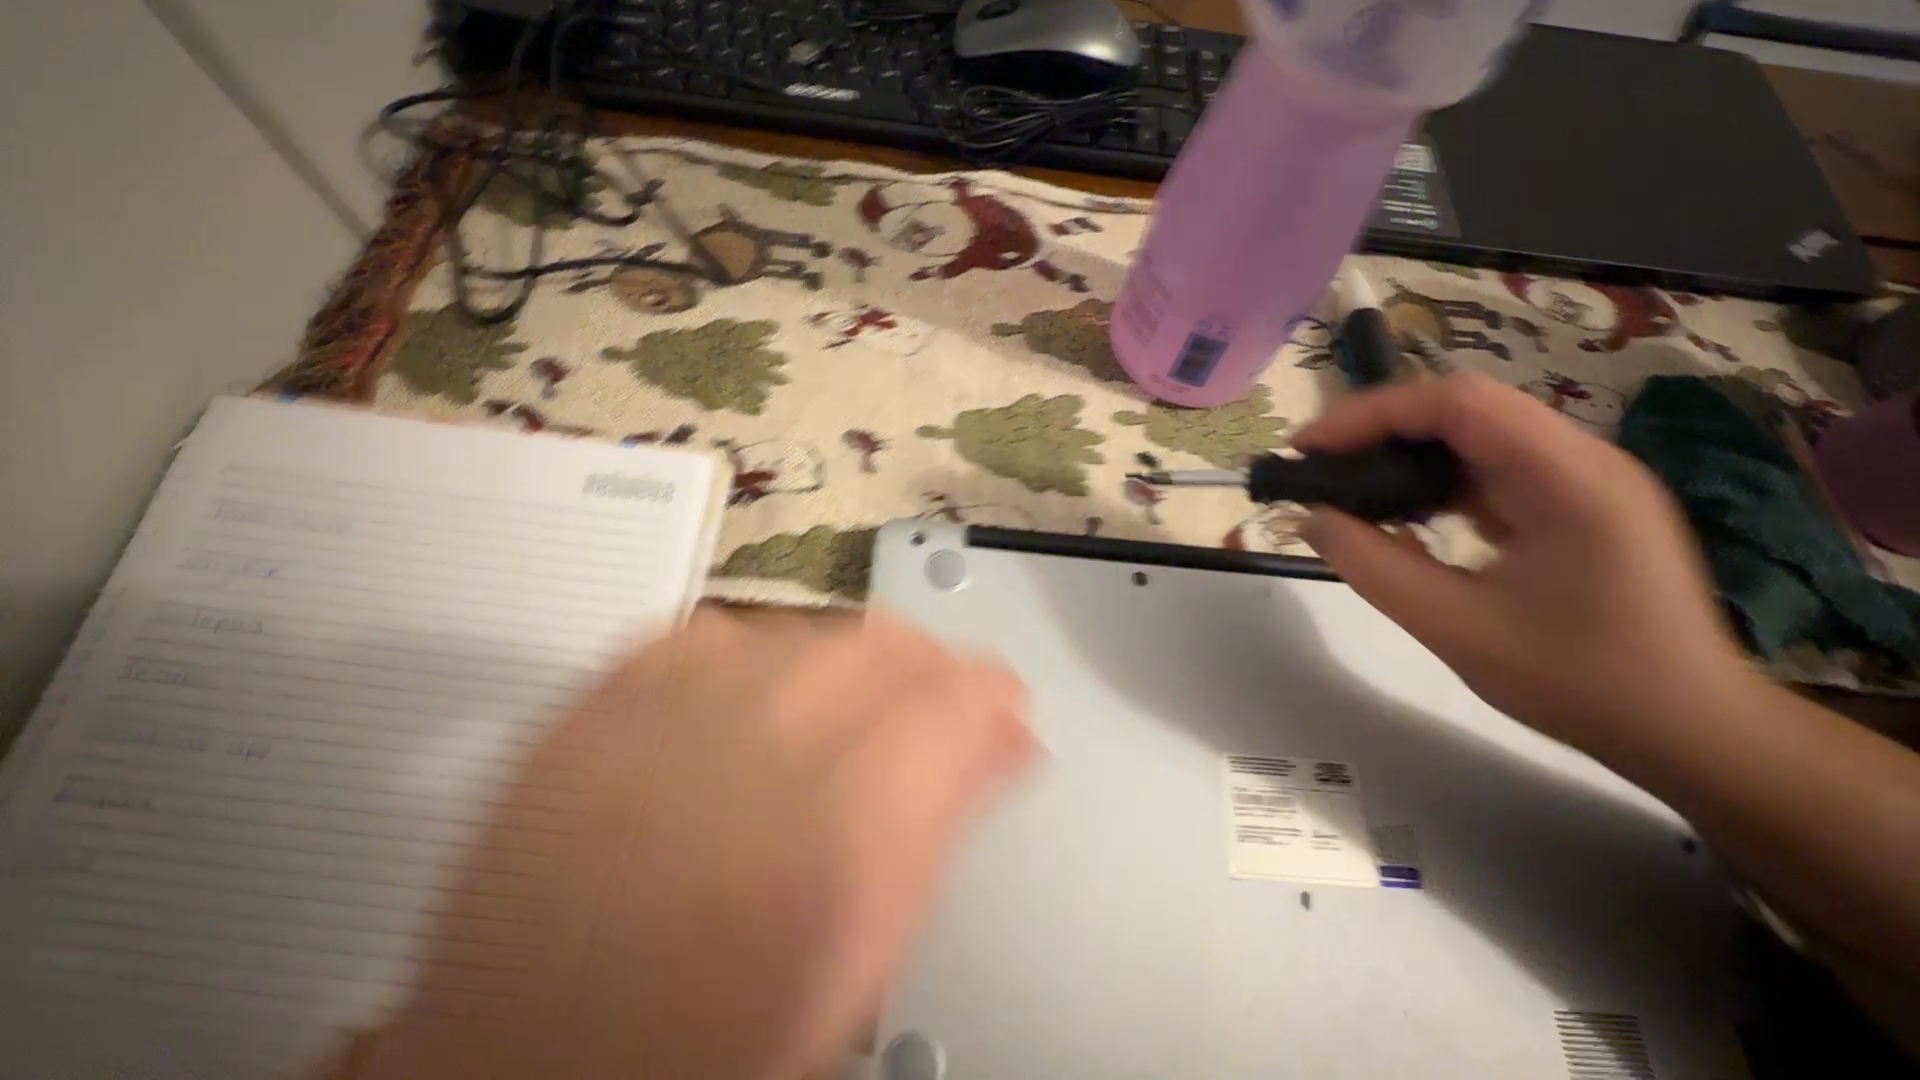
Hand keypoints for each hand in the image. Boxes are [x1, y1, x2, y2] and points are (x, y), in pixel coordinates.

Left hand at [341, 611, 1031, 1079]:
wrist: (525, 1059)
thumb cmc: (713, 1037)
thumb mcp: (858, 960)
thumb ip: (938, 832)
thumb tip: (1002, 746)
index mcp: (831, 841)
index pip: (950, 706)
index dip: (993, 694)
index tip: (1006, 706)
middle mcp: (744, 756)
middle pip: (878, 646)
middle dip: (932, 664)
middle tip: (942, 700)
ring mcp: (655, 722)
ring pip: (799, 627)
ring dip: (851, 653)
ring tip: (855, 699)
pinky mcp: (587, 711)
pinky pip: (704, 633)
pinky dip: (757, 650)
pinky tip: (761, 688)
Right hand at [1294, 372, 1751, 752]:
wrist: (1690, 730)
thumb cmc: (1578, 682)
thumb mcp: (1455, 627)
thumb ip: (1374, 566)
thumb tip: (1312, 518)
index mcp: (1567, 477)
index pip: (1456, 403)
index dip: (1371, 414)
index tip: (1308, 449)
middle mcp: (1584, 460)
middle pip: (1468, 410)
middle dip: (1383, 429)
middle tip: (1320, 467)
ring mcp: (1589, 481)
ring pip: (1481, 437)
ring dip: (1411, 454)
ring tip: (1351, 488)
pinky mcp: (1584, 506)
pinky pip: (1499, 471)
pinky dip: (1443, 482)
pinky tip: (1408, 514)